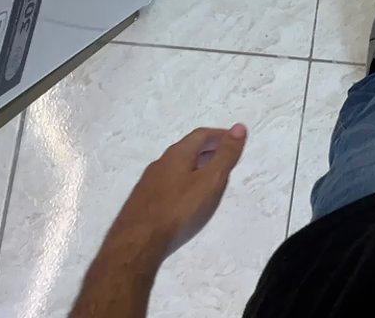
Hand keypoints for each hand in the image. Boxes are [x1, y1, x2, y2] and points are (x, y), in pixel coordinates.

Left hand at [71, 124, 248, 317]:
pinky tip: (183, 202)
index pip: (201, 135)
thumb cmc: (179, 210)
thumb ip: (226, 154)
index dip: (219, 135)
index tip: (234, 140)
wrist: (135, 247)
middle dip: (207, 150)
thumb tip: (239, 126)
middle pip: (187, 150)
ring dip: (192, 169)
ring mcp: (146, 184)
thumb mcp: (211, 181)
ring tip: (206, 181)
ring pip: (175, 168)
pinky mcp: (139, 204)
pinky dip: (180, 185)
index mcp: (178, 154)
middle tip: (223, 159)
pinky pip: (165, 185)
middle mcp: (160, 163)